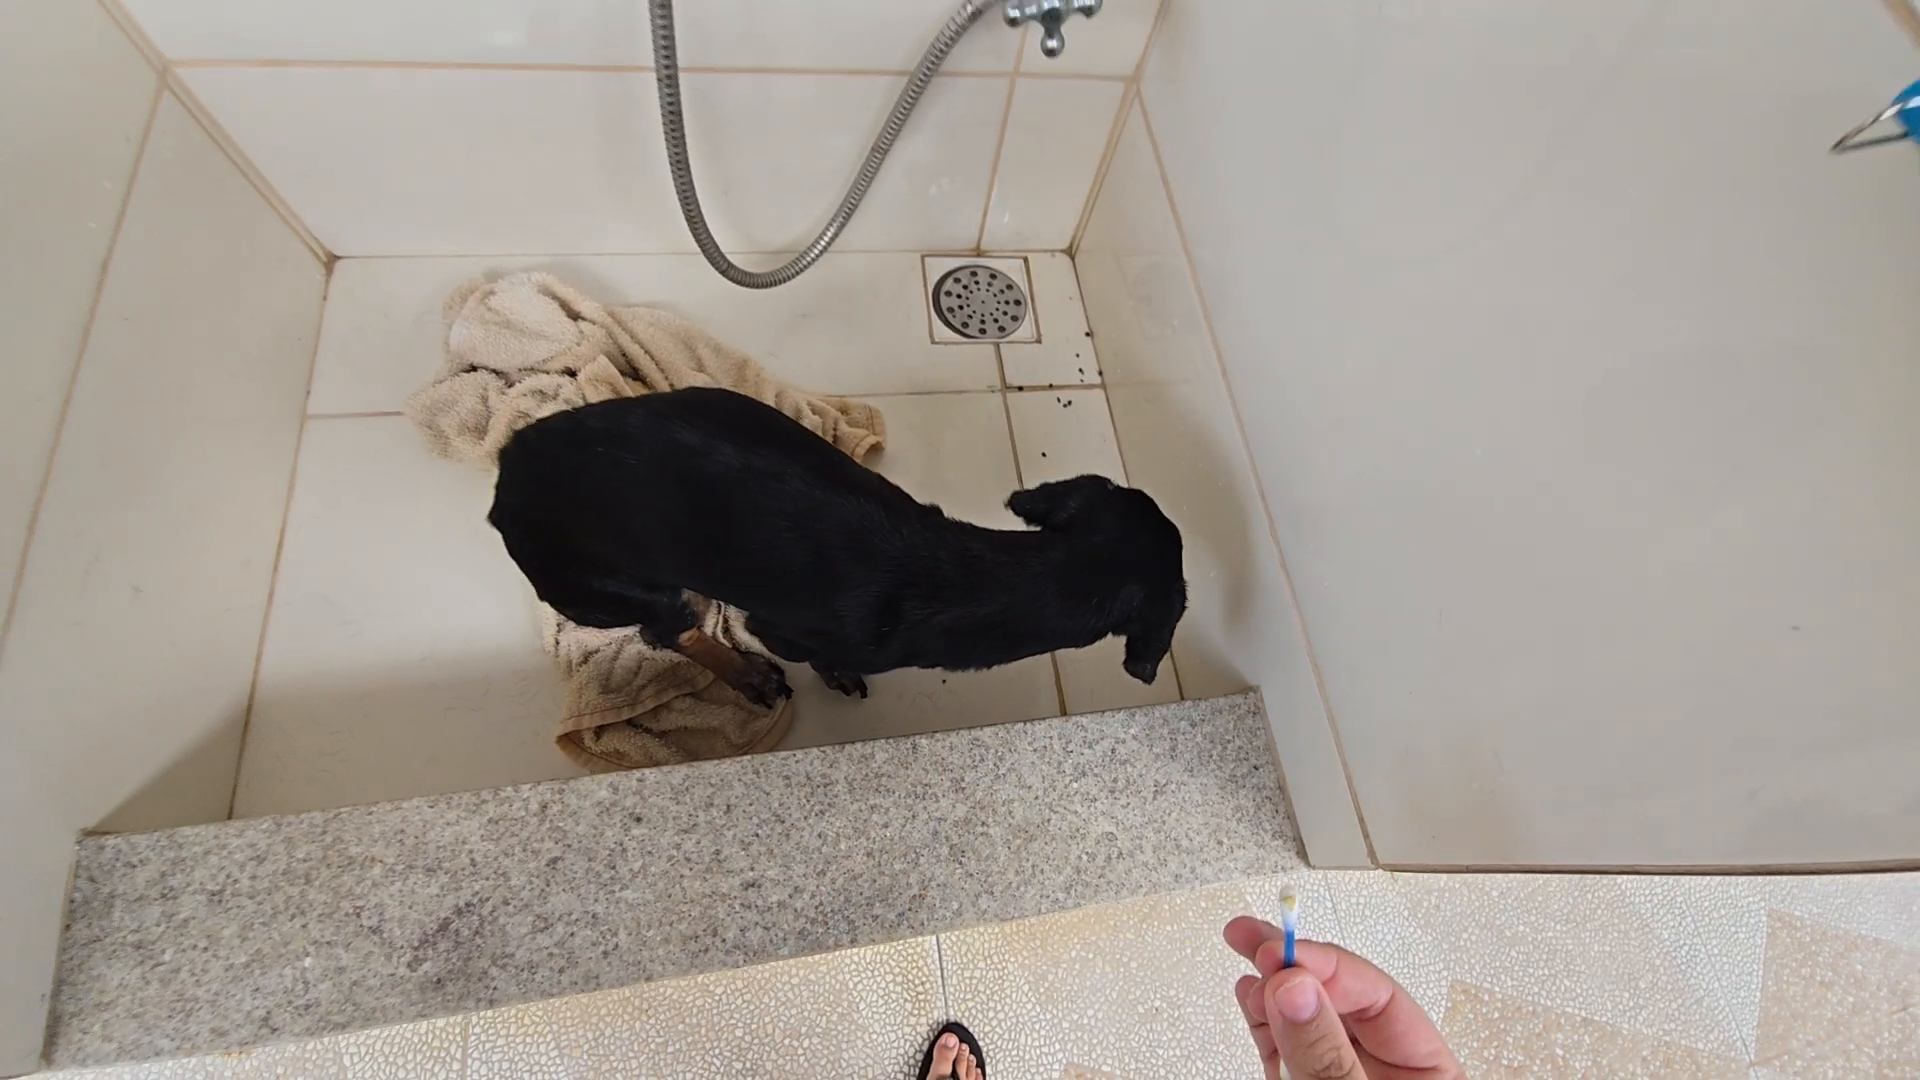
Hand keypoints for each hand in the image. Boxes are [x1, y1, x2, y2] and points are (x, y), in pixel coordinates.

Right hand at [1224, 917, 1462, 1079]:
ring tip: (1243, 952)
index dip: (1325, 965)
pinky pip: (1285, 1042)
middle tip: (1251, 932)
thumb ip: (1328, 1056)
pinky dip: (1263, 1015)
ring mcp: (1343, 1076)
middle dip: (1292, 958)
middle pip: (1338, 995)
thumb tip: (1293, 987)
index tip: (1279, 955)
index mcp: (1427, 1076)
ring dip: (1272, 981)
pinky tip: (1249, 993)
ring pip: (1308, 1013)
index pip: (1379, 996)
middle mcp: (1384, 1071)